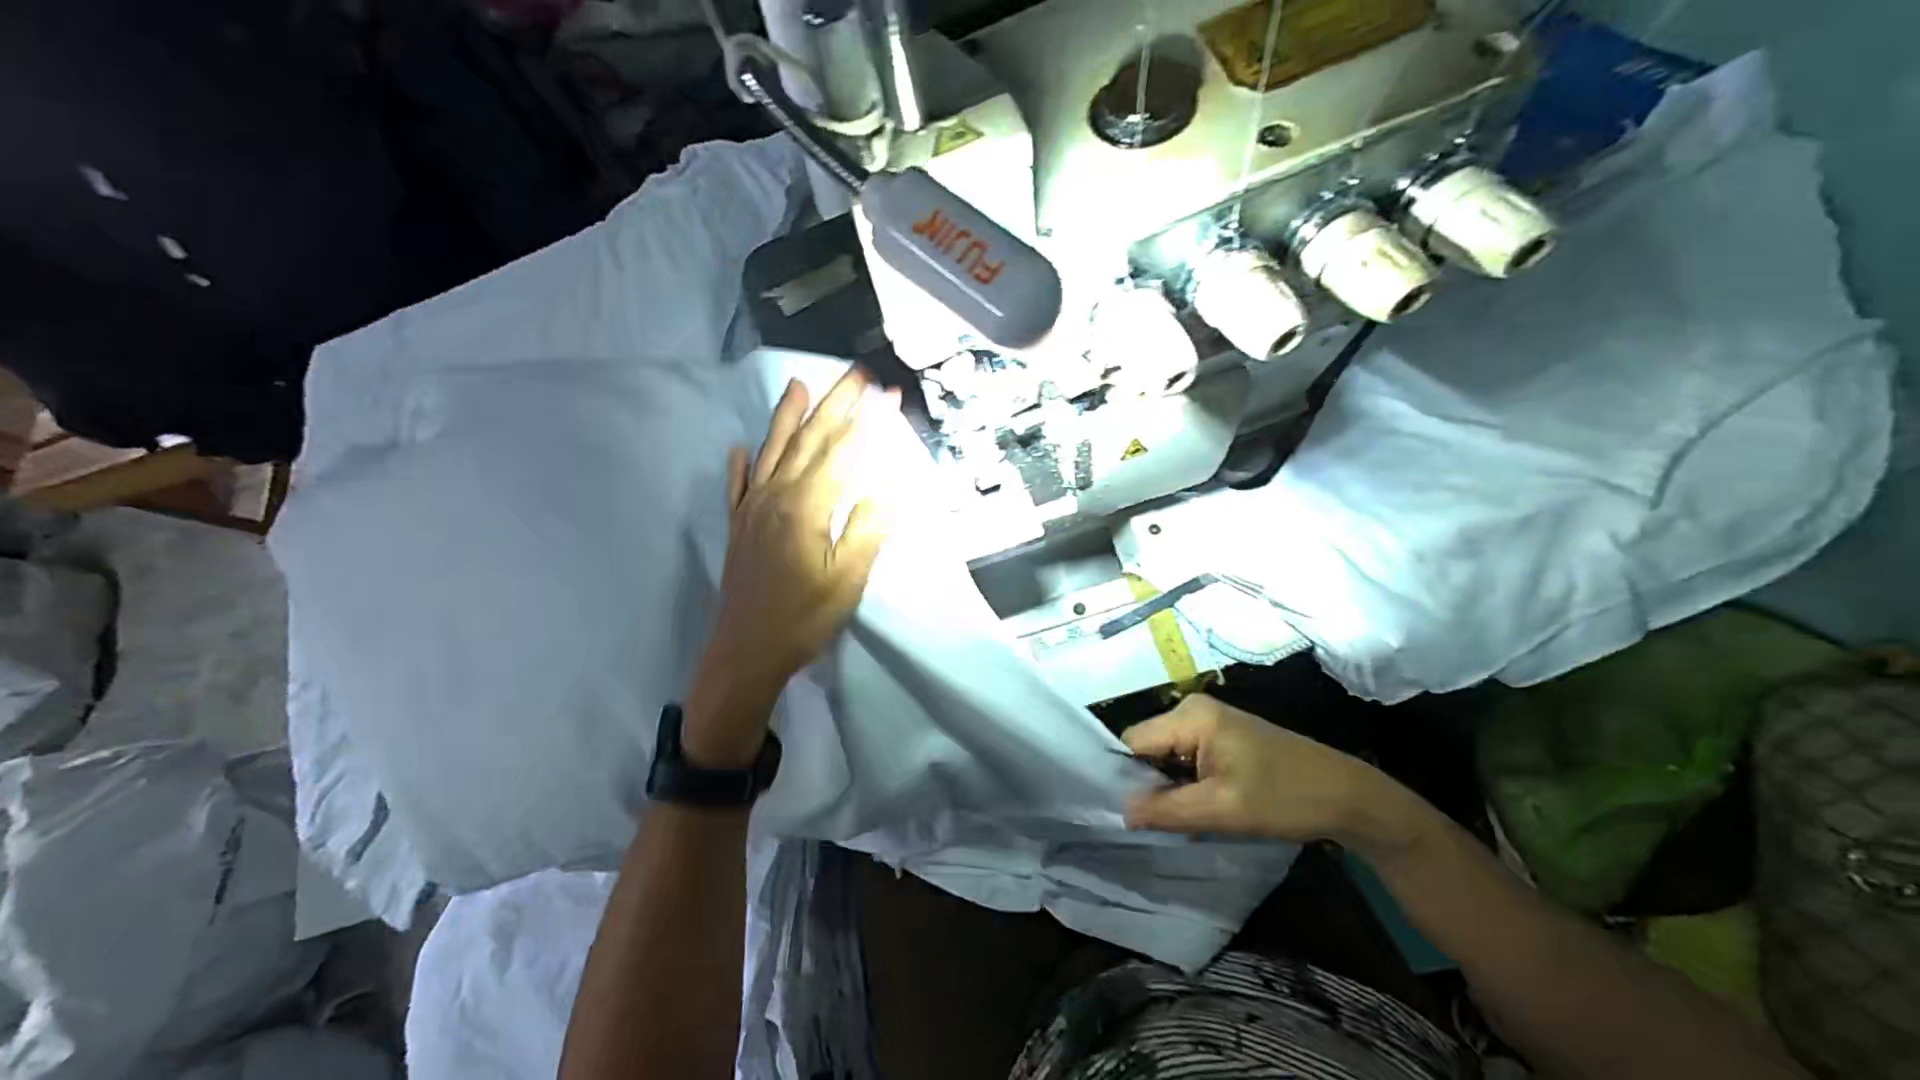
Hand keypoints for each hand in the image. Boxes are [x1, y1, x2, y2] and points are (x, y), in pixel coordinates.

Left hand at [685, 369, 893, 765]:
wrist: (744, 653)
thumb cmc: (803, 619)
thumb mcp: (847, 580)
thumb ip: (866, 530)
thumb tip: (884, 490)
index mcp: (807, 506)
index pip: (843, 451)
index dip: (867, 420)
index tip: (888, 394)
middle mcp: (776, 496)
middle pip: (808, 440)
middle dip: (835, 404)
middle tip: (856, 374)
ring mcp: (752, 510)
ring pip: (772, 452)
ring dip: (787, 417)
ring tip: (798, 385)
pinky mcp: (738, 528)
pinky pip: (738, 486)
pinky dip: (741, 464)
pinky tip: (741, 448)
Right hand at [1121, 694, 1428, 855]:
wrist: (1349, 797)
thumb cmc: (1286, 798)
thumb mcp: (1222, 810)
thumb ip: (1167, 810)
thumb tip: (1121, 811)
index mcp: (1191, 716)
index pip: (1132, 742)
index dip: (1126, 776)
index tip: (1128, 811)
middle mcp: (1194, 709)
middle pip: (1148, 747)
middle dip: (1150, 783)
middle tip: (1158, 821)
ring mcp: (1210, 721)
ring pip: (1166, 755)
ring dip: (1169, 787)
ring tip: (1180, 817)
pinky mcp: (1223, 735)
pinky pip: (1185, 757)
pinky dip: (1186, 783)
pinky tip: (1200, 807)